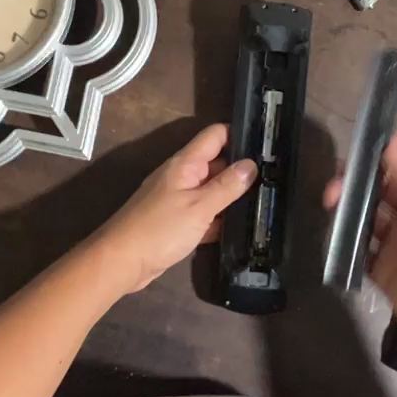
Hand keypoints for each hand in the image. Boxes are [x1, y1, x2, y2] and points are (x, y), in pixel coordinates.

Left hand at [93, 123, 257, 289]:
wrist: (122, 261)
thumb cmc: (159, 229)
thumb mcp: (199, 207)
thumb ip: (226, 186)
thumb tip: (251, 165)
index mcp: (185, 164)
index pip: (215, 136)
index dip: (239, 134)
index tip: (266, 143)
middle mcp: (182, 177)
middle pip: (216, 163)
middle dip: (242, 169)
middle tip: (274, 178)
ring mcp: (178, 200)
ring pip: (212, 191)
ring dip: (233, 197)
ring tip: (266, 201)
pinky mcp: (177, 222)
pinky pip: (204, 214)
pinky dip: (219, 219)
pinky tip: (241, 228)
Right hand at [325, 132, 396, 363]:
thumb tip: (390, 140)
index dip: (384, 151)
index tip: (358, 143)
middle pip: (381, 186)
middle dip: (357, 177)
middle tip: (338, 179)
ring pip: (365, 215)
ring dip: (347, 205)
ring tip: (331, 202)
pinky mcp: (383, 272)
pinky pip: (358, 251)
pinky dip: (345, 241)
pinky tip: (335, 234)